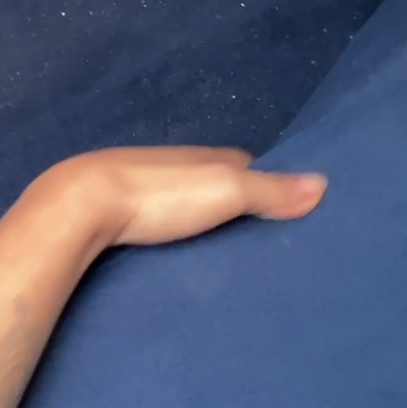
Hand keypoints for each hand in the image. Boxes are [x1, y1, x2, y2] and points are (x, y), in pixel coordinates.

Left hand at [31, 146, 326, 248]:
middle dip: (236, 202)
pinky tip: (178, 248)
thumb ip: (268, 190)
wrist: (83, 202)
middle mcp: (175, 165)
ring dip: (202, 216)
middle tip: (264, 238)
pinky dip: (174, 227)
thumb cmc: (158, 194)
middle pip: (214, 182)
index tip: (291, 210)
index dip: (267, 184)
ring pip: (184, 199)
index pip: (244, 165)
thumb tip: (324, 181)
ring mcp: (144, 185)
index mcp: (202, 157)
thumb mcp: (223, 189)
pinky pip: (160, 216)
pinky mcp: (120, 209)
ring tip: (227, 249)